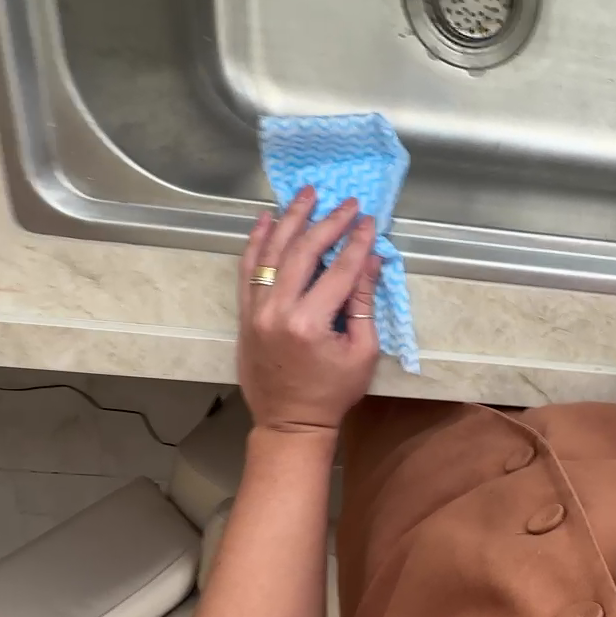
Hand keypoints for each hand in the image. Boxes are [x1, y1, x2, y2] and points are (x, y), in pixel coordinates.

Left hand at [236, 186, 382, 434]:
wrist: (290, 421)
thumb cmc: (333, 392)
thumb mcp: (362, 353)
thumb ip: (364, 304)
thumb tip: (370, 261)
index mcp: (311, 323)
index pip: (339, 271)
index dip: (355, 243)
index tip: (368, 220)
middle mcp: (278, 310)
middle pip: (302, 252)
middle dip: (326, 223)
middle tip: (344, 202)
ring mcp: (255, 310)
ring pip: (270, 253)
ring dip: (289, 220)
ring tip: (305, 195)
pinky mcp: (244, 313)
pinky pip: (247, 268)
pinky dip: (256, 241)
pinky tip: (266, 219)